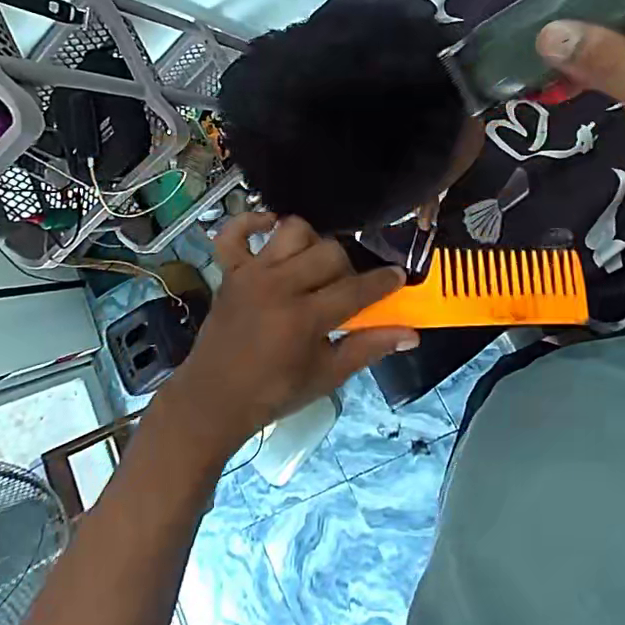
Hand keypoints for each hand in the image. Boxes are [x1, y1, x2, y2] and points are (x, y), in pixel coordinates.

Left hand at [154, 214, 413, 459]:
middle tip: (348, 285)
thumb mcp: (328, 376)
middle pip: (329, 251)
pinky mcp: (229, 272)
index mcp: (303, 318)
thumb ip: (369, 348)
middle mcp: (277, 287)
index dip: (383, 281)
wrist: (212, 402)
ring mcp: (250, 275)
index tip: (398, 275)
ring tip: (315, 263)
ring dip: (311, 242)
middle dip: (347, 266)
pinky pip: (235, 232)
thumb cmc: (274, 392)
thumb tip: (412, 334)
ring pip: (292, 231)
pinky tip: (273, 227)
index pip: (355, 288)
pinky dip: (253, 222)